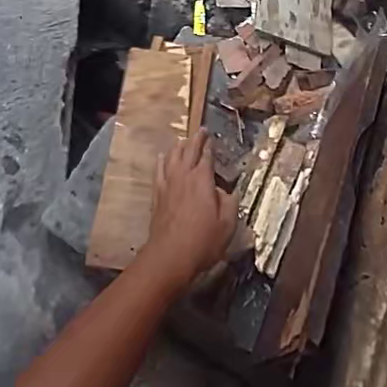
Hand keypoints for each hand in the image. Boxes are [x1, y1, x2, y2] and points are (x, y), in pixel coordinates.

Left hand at [136, 132, 236, 291]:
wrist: (170, 254)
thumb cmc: (203, 240)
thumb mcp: (228, 223)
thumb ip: (229, 202)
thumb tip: (224, 191)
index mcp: (202, 178)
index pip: (207, 155)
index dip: (209, 145)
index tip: (211, 137)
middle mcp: (184, 174)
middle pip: (188, 150)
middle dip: (195, 139)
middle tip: (200, 131)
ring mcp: (168, 183)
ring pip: (172, 156)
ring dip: (179, 146)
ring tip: (183, 141)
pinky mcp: (157, 194)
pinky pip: (159, 170)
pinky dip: (162, 161)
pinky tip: (161, 158)